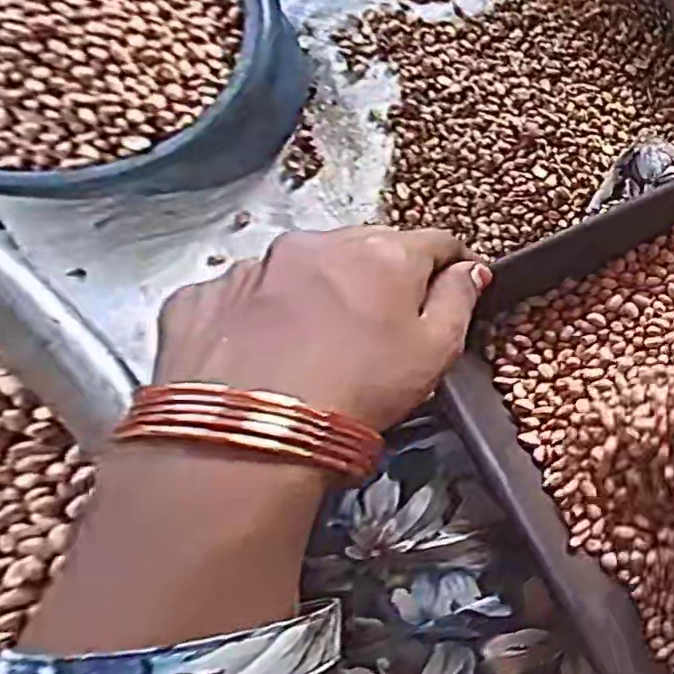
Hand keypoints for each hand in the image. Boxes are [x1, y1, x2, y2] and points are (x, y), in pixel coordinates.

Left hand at [154, 226, 489, 430]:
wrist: (252, 432)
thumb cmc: (362, 387)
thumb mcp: (439, 347)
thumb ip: (460, 298)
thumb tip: (469, 272)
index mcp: (385, 254)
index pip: (438, 241)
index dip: (457, 262)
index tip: (462, 282)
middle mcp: (319, 244)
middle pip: (372, 245)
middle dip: (392, 272)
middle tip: (399, 317)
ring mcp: (255, 266)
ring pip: (311, 264)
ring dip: (332, 287)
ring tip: (336, 336)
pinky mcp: (204, 294)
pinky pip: (254, 290)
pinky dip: (274, 308)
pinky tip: (283, 345)